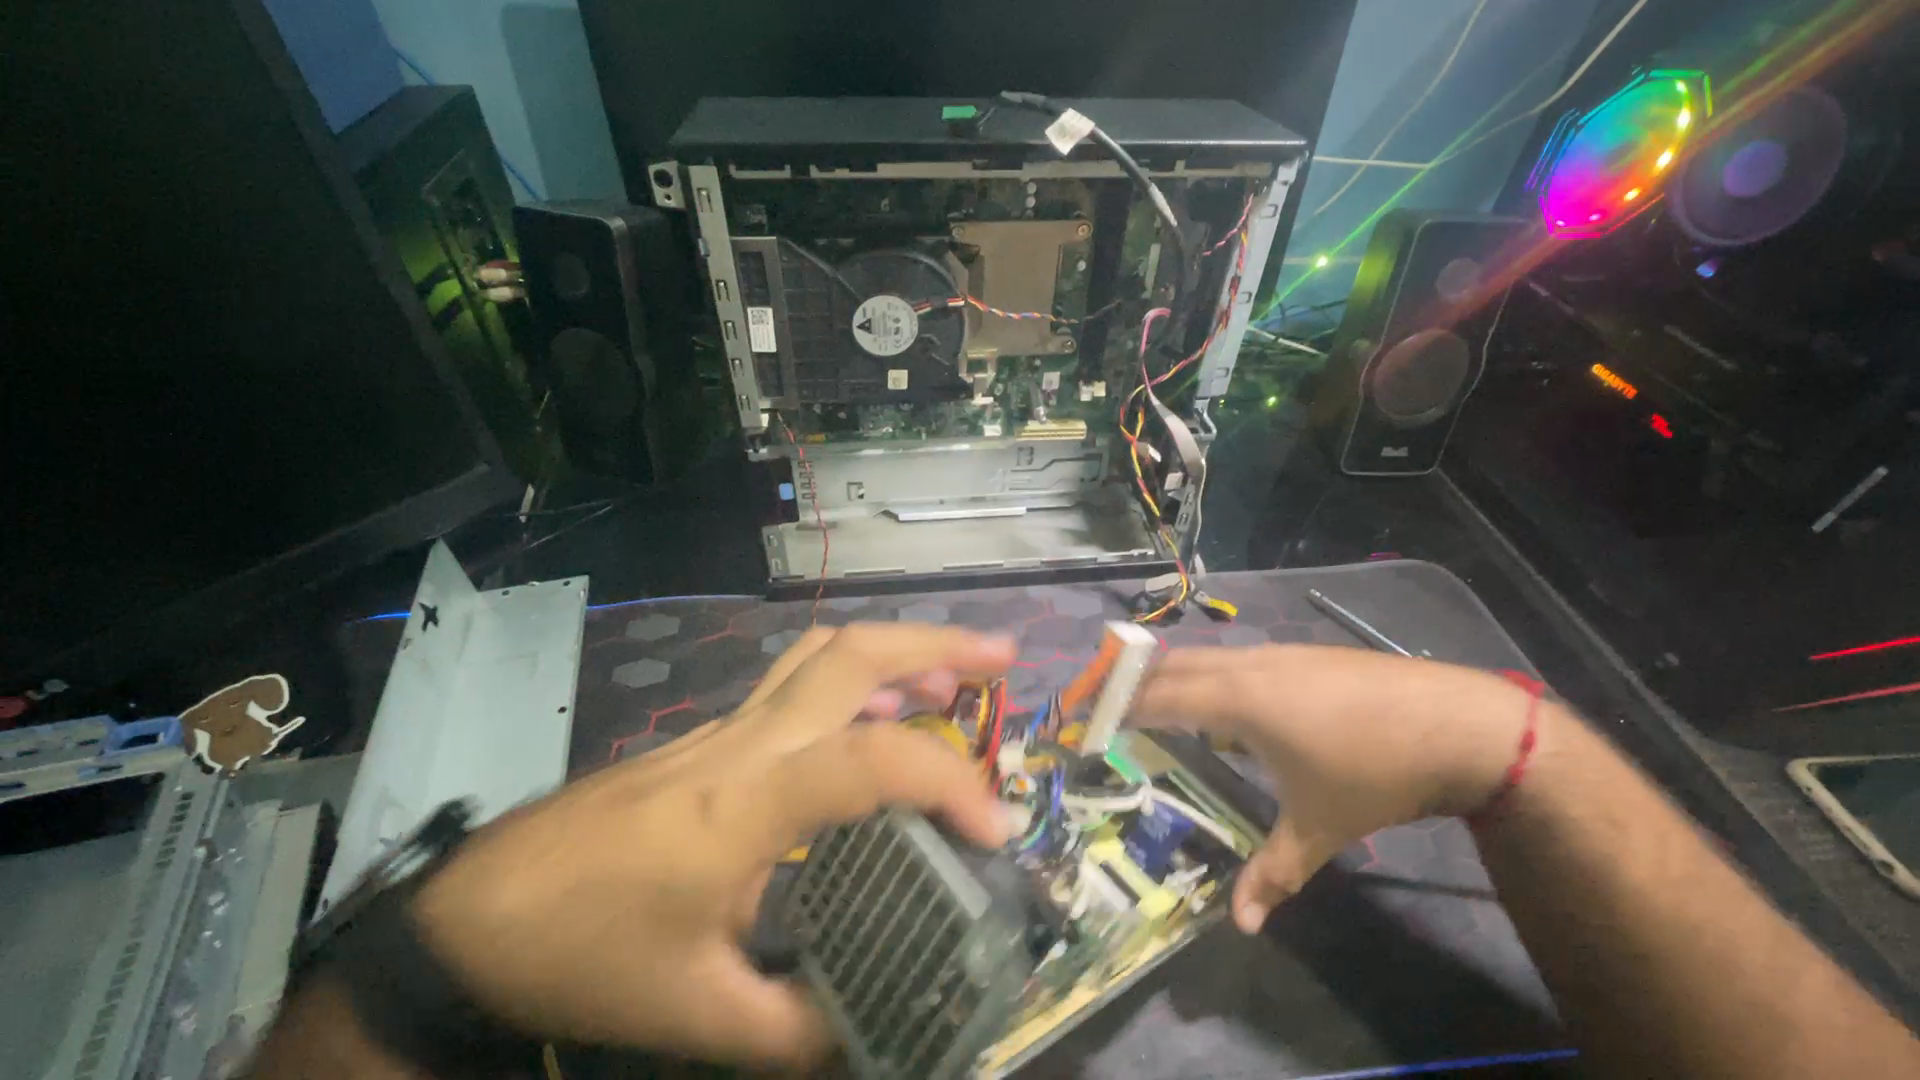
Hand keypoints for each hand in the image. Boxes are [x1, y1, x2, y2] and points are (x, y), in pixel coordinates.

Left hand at [407, 623, 1017, 1066]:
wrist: (474, 914)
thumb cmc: (581, 954)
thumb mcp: (695, 1013)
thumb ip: (795, 1028)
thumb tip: (870, 1035)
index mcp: (746, 807)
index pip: (871, 762)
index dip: (948, 785)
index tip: (993, 832)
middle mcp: (745, 746)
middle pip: (850, 656)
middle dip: (935, 644)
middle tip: (1002, 658)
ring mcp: (723, 732)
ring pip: (820, 656)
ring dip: (895, 649)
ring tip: (955, 674)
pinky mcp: (709, 740)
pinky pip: (795, 686)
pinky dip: (855, 683)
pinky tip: (875, 720)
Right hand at [1133, 646, 1535, 932]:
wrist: (1462, 725)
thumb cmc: (1377, 774)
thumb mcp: (1320, 827)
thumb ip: (1274, 871)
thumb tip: (1240, 924)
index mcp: (1239, 699)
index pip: (1158, 694)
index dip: (1116, 704)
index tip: (1083, 717)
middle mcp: (1250, 665)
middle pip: (1173, 663)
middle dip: (1132, 680)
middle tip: (1099, 704)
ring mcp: (1280, 653)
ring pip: (1207, 657)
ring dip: (1172, 675)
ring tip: (1148, 704)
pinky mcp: (1306, 655)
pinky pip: (1236, 660)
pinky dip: (1208, 676)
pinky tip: (1221, 709)